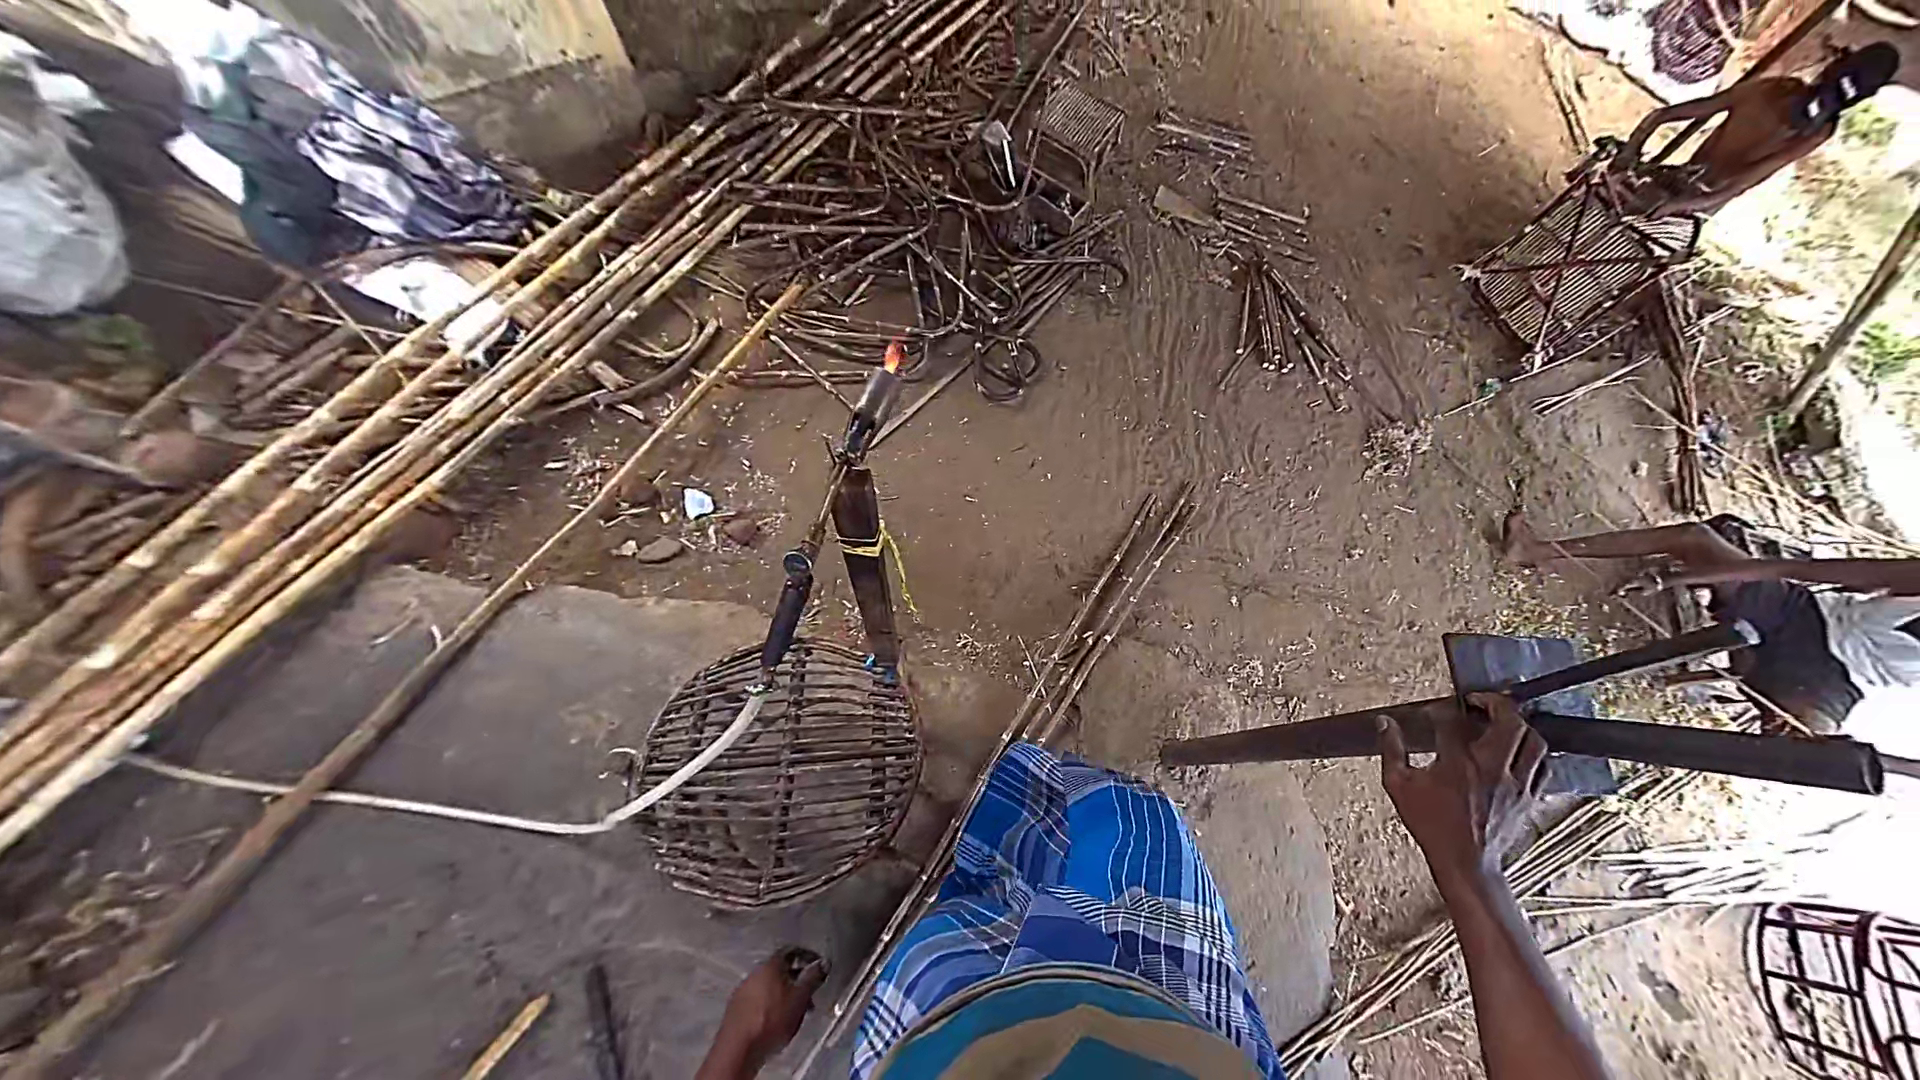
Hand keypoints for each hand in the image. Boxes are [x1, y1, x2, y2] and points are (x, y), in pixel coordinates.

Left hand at [711, 948, 828, 1069]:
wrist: (737, 1050)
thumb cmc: (772, 1020)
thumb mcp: (799, 998)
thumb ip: (813, 978)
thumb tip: (824, 963)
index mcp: (771, 964)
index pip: (793, 951)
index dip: (808, 957)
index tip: (818, 967)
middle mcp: (755, 972)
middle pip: (780, 969)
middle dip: (796, 981)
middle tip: (808, 995)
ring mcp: (742, 990)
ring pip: (769, 986)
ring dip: (783, 995)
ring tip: (793, 1012)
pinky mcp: (735, 1009)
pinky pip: (757, 1000)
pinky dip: (769, 1005)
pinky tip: (774, 1020)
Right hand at [1378, 693, 1548, 886]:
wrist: (1465, 861)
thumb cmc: (1431, 824)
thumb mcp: (1397, 784)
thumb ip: (1391, 749)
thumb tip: (1385, 723)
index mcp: (1457, 765)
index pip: (1451, 721)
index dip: (1439, 710)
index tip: (1431, 712)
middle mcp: (1492, 770)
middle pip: (1509, 722)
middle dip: (1495, 703)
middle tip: (1479, 700)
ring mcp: (1516, 784)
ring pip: (1534, 741)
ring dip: (1519, 724)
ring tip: (1501, 719)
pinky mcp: (1529, 797)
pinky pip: (1543, 766)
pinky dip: (1531, 751)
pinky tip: (1515, 749)